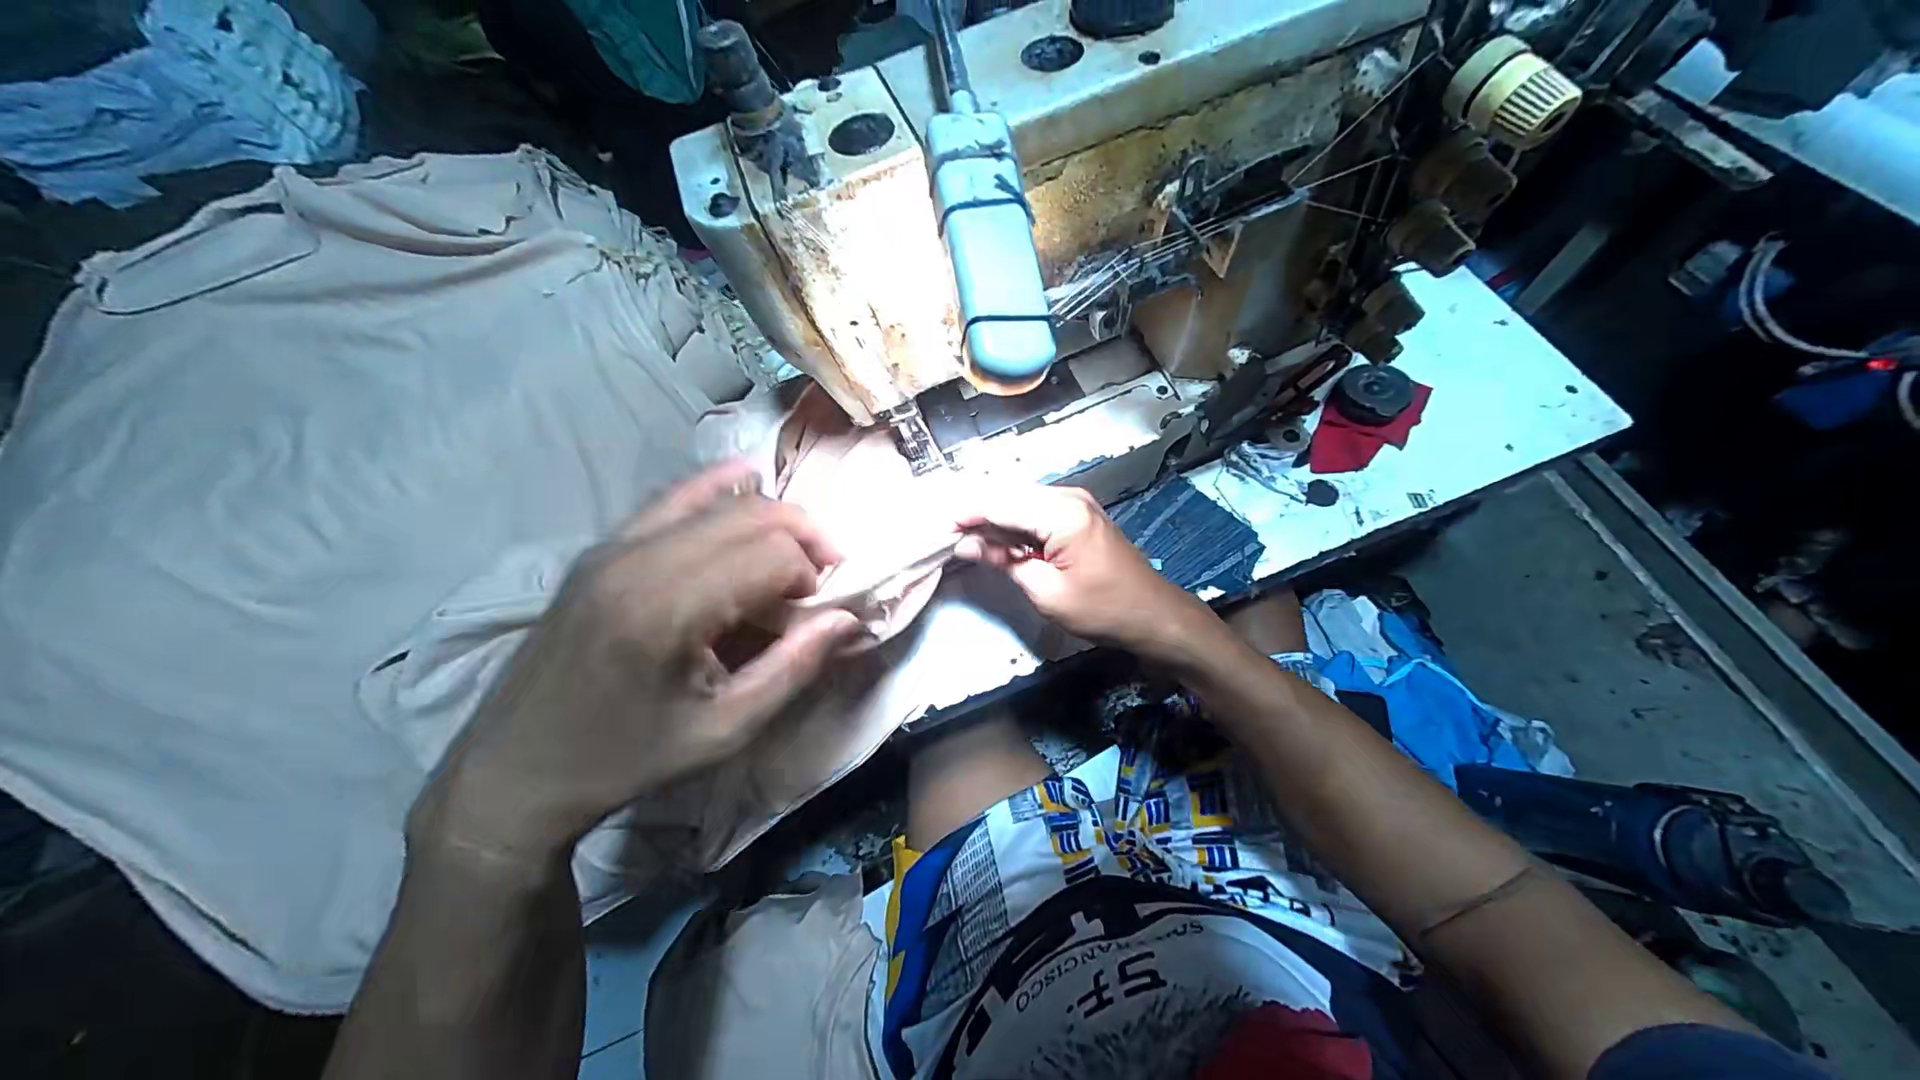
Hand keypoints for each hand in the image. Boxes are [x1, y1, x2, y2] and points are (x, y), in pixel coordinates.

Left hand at [409, 462, 861, 871]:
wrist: (516, 767)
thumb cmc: (627, 757)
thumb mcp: (723, 730)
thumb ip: (793, 668)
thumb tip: (849, 619)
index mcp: (668, 609)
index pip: (771, 552)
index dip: (811, 575)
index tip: (815, 612)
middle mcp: (639, 558)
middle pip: (750, 513)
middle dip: (801, 535)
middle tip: (820, 576)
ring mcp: (613, 545)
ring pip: (715, 497)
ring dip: (766, 515)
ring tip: (790, 550)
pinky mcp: (600, 547)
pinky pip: (671, 498)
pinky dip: (716, 491)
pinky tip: (744, 484)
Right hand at [954, 484, 1221, 662]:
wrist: (1152, 614)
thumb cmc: (1101, 608)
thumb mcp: (1045, 590)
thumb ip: (1003, 560)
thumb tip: (965, 544)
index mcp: (1062, 512)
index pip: (1001, 503)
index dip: (967, 514)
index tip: (939, 528)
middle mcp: (1068, 496)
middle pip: (1008, 495)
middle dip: (977, 513)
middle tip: (948, 535)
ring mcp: (1075, 502)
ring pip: (1019, 501)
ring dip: (994, 519)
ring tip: (966, 539)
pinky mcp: (1077, 513)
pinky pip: (1034, 510)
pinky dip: (1013, 523)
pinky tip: (997, 539)